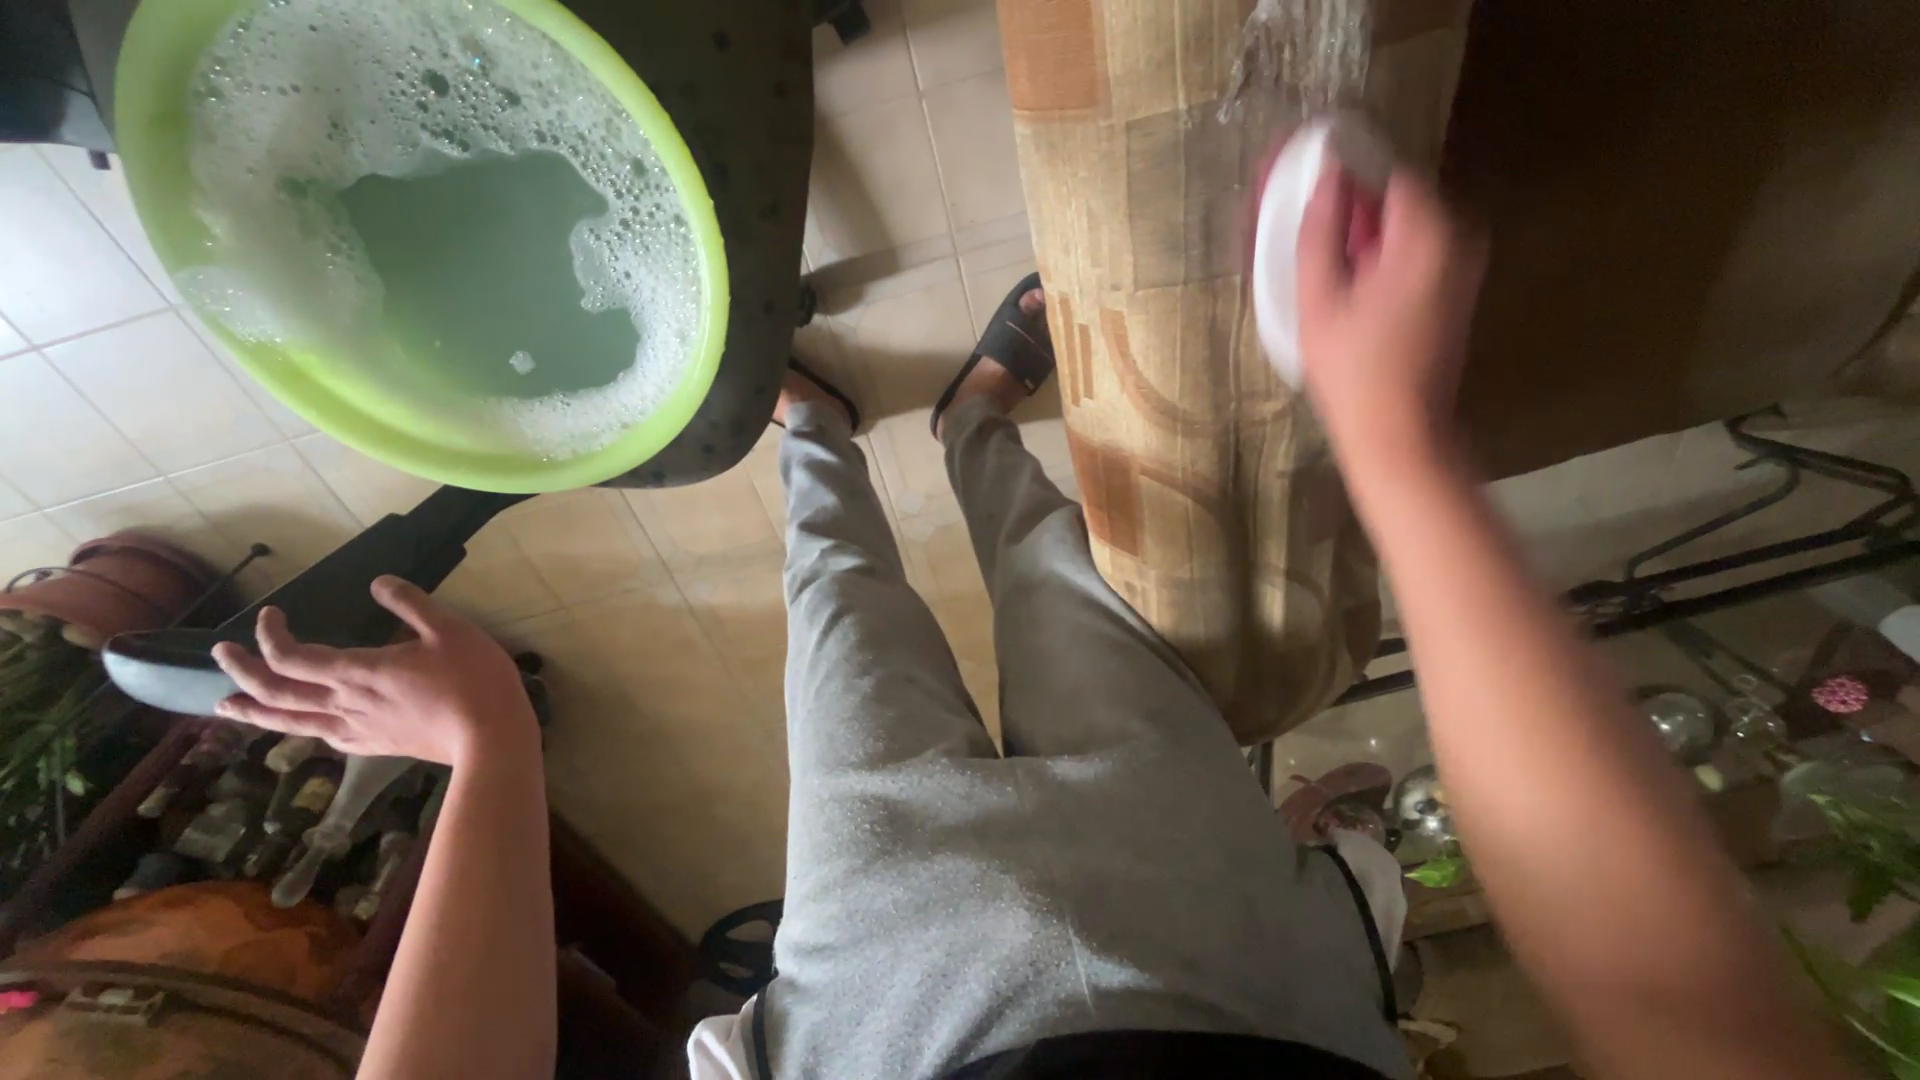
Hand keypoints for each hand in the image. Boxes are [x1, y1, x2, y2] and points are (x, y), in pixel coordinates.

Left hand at [211, 576, 536, 766]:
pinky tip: (302, 727)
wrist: (491, 735)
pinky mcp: (375, 745)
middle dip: (241, 671)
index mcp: (357, 672)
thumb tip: (378, 583)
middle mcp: (344, 703)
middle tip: (222, 653)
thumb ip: (412, 604)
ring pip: (289, 722)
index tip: (270, 614)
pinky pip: (324, 737)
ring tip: (225, 706)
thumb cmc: (473, 677)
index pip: (290, 656)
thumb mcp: (450, 629)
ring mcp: (357, 729)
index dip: (270, 634)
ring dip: (252, 710)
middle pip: (275, 691)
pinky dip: (300, 729)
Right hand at [1295, 164, 1485, 449]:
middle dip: (1347, 209)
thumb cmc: (1352, 372)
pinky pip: (1411, 255)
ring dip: (1359, 236)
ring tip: (1312, 259)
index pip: (1385, 174)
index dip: (1341, 176)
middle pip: (1394, 201)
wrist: (1398, 433)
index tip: (1302, 184)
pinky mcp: (1453, 291)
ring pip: (1401, 230)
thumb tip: (1325, 176)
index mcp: (1430, 234)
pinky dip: (1377, 258)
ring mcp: (1462, 266)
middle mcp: (1458, 239)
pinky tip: (1341, 281)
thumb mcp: (1319, 299)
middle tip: (1298, 226)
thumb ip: (1320, 230)